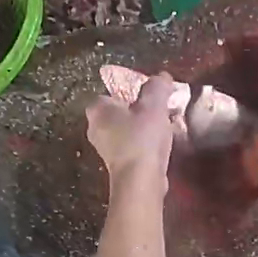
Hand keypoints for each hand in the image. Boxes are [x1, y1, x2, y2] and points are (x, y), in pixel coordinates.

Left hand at [86, 71, 187, 186]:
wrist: (140, 180)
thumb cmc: (142, 137)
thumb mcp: (154, 105)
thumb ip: (157, 87)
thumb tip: (162, 76)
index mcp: (97, 109)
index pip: (110, 93)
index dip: (129, 93)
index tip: (148, 97)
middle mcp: (95, 128)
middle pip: (118, 113)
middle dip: (136, 111)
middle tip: (158, 111)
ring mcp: (104, 149)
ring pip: (124, 132)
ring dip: (140, 130)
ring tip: (162, 129)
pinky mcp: (116, 166)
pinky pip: (130, 148)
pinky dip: (142, 145)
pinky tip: (158, 147)